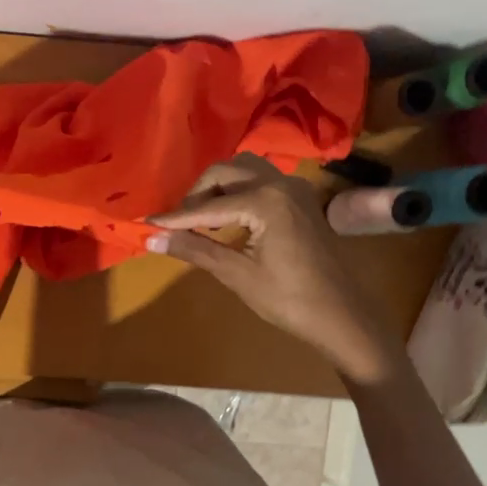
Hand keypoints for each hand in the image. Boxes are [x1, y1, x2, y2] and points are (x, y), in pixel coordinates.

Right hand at [147, 153, 403, 384]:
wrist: (340, 314)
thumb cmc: (288, 299)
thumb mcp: (237, 274)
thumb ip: (195, 250)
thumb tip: (153, 238)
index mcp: (266, 201)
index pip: (208, 205)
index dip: (175, 217)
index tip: (146, 223)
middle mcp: (281, 183)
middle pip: (225, 172)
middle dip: (197, 195)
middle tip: (178, 225)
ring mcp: (294, 189)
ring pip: (244, 172)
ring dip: (217, 189)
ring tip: (200, 221)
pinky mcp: (300, 199)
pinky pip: (260, 182)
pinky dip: (237, 192)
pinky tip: (226, 219)